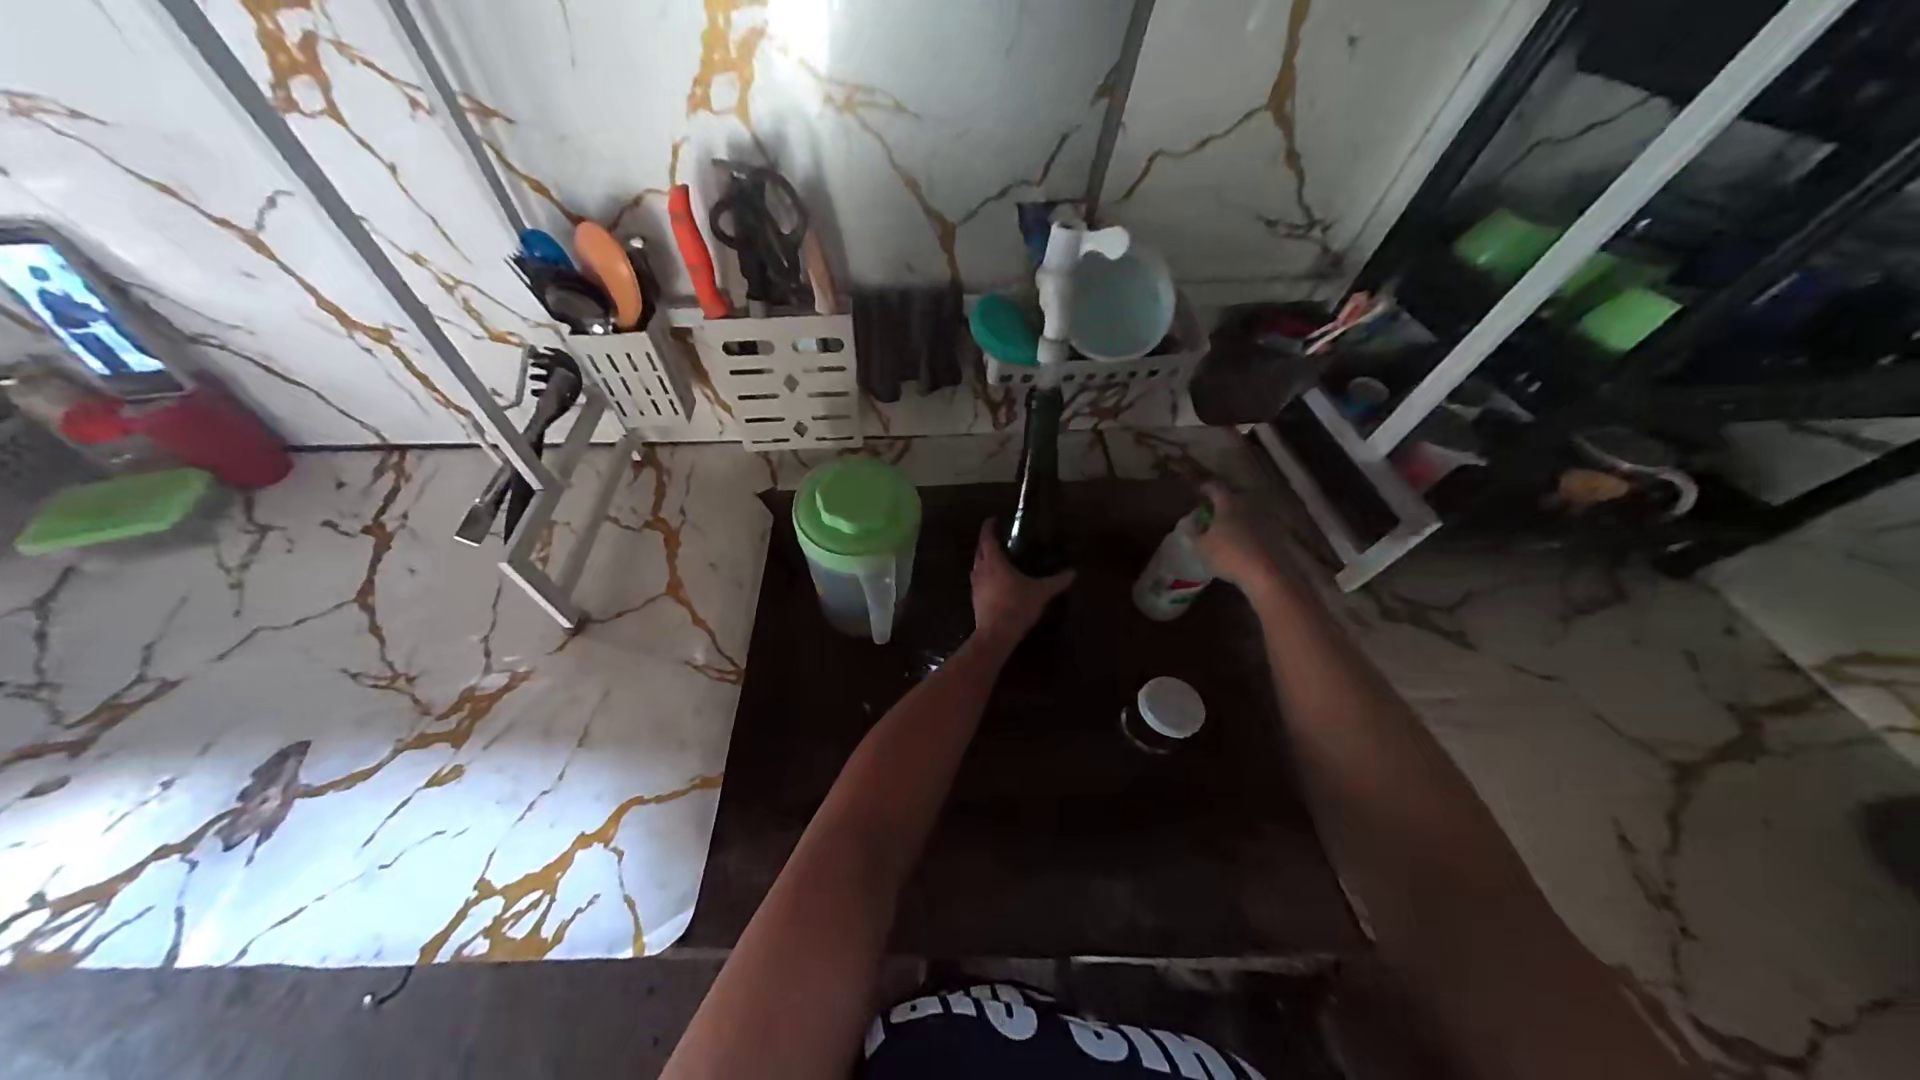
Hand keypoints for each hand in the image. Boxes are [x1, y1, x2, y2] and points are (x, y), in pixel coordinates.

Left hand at [971, 520, 1072, 644]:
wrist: (995, 634)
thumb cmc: (1016, 606)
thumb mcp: (1041, 593)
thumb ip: (1057, 581)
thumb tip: (1073, 573)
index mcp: (994, 561)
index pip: (987, 537)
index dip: (989, 526)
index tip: (993, 519)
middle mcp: (980, 569)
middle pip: (979, 550)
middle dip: (986, 541)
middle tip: (998, 538)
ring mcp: (975, 585)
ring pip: (977, 565)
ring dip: (984, 559)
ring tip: (997, 558)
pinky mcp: (975, 599)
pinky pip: (978, 580)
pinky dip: (984, 575)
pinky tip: (995, 582)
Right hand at [1192, 481, 1296, 594]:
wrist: (1264, 573)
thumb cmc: (1227, 555)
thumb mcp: (1200, 547)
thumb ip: (1192, 533)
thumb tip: (1189, 524)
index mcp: (1228, 503)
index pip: (1215, 487)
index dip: (1205, 488)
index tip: (1199, 491)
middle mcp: (1248, 504)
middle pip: (1234, 496)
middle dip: (1223, 501)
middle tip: (1213, 509)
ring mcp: (1265, 517)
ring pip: (1248, 510)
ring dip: (1238, 514)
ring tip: (1229, 526)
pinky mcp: (1276, 532)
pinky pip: (1258, 524)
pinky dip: (1250, 527)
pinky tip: (1244, 539)